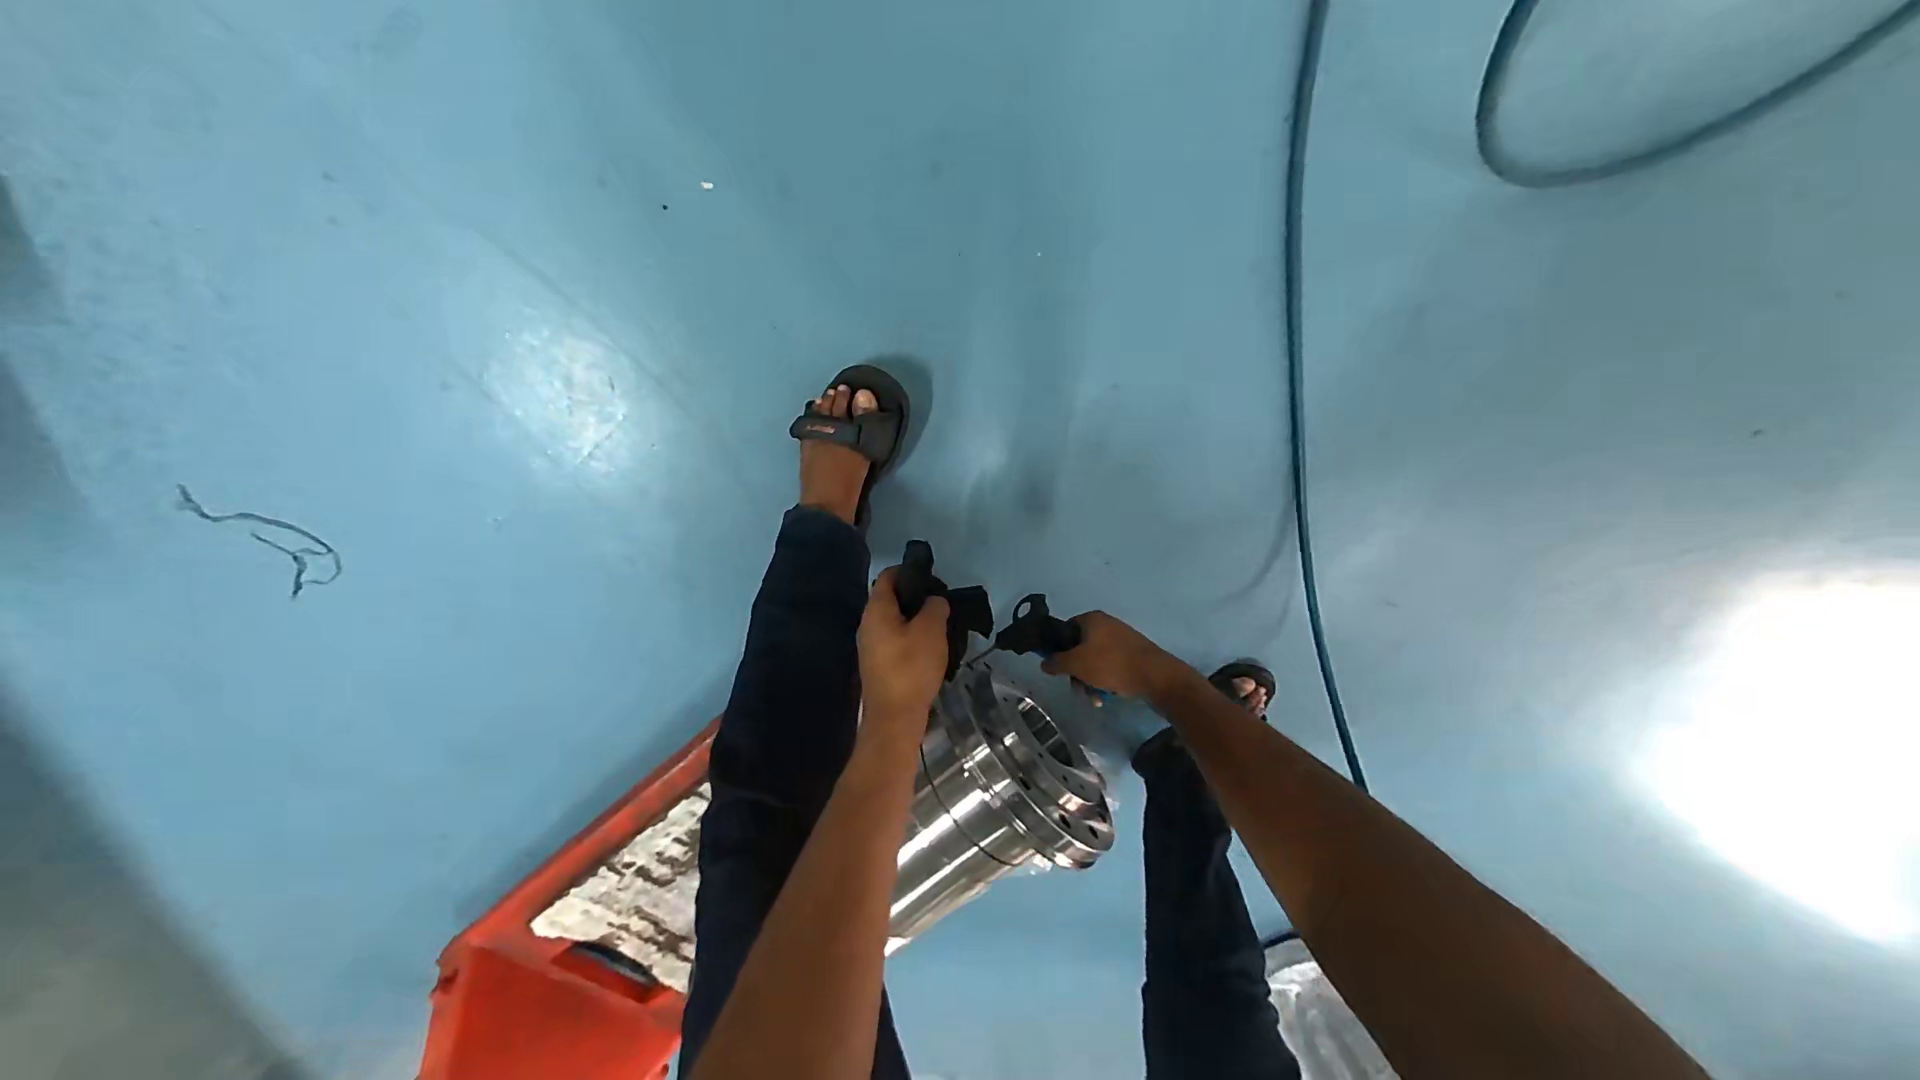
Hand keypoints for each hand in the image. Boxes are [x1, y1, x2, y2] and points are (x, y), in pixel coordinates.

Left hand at [858, 566, 950, 728]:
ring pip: (894, 620)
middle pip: (890, 598)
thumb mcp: (931, 630)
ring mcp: (870, 645)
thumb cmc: (911, 667)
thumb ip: (935, 607)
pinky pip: (895, 639)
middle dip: (916, 596)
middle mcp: (867, 623)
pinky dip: (911, 637)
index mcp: (876, 610)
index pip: (888, 576)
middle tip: (941, 603)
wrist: (894, 716)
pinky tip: (930, 647)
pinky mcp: (878, 663)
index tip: (933, 578)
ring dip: (915, 619)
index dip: (909, 571)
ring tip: (940, 624)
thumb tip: (934, 600)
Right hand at [1040, 611, 1187, 701]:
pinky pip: (1110, 666)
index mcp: (1092, 619)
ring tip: (1095, 698)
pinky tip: (1106, 696)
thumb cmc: (1111, 664)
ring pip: (1094, 661)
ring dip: (1090, 681)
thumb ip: (1056, 662)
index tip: (1057, 667)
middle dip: (1076, 672)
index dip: (1057, 648)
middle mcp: (1106, 625)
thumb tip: (1044, 663)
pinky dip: (1105, 681)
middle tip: (1078, 688)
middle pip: (1079, 648)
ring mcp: (1121, 640)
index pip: (1064, 630)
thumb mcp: (1076, 664)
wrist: (1156, 677)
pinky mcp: (1132, 655)